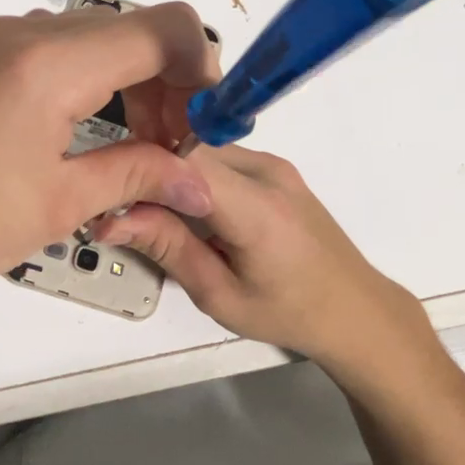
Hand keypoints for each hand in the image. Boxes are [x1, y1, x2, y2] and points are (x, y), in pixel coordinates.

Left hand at [0, 3, 220, 295]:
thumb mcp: (59, 205)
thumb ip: (137, 176)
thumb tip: (198, 182)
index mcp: (51, 64)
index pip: (162, 28)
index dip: (200, 69)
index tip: (204, 124)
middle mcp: (26, 32)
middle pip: (129, 28)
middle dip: (167, 80)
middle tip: (170, 148)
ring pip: (93, 36)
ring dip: (128, 78)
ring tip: (135, 144)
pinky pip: (55, 46)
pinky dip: (88, 77)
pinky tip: (88, 128)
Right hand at [88, 146, 429, 365]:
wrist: (357, 311)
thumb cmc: (288, 313)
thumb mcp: (219, 295)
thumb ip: (167, 248)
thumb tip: (108, 219)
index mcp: (257, 208)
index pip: (183, 164)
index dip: (139, 172)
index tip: (107, 198)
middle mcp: (267, 172)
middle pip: (188, 151)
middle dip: (150, 174)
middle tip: (122, 209)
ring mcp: (274, 165)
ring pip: (200, 151)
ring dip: (171, 176)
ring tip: (151, 213)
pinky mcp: (275, 169)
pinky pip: (219, 159)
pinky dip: (194, 178)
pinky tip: (187, 211)